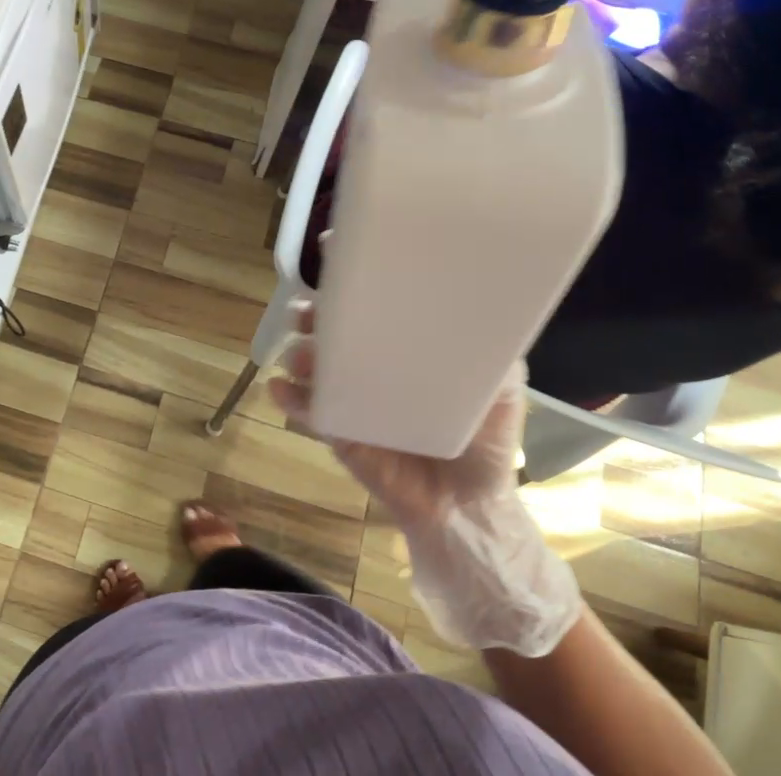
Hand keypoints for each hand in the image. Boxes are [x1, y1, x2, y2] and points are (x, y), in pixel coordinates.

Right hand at [269, 302, 582, 656]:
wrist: (467, 508)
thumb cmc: (485, 446)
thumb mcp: (501, 393)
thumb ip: (494, 358)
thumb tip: (484, 312)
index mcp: (408, 356)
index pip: (375, 317)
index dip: (356, 294)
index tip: (341, 273)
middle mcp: (375, 373)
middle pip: (336, 337)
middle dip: (316, 319)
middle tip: (306, 312)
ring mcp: (352, 404)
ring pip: (315, 370)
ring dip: (299, 355)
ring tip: (298, 353)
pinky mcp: (339, 434)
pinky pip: (309, 412)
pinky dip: (289, 399)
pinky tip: (279, 388)